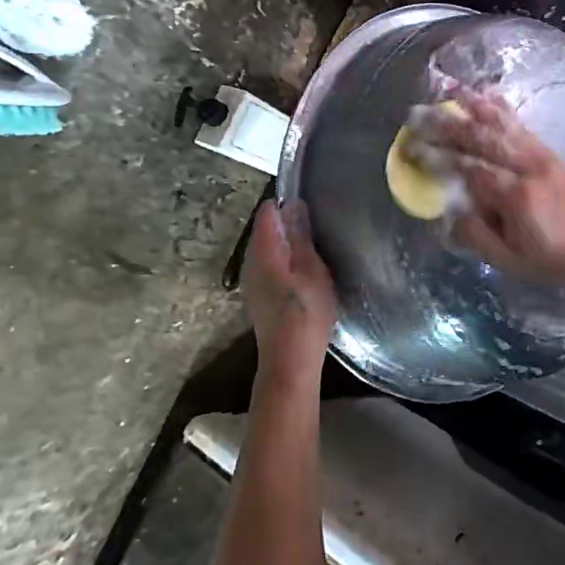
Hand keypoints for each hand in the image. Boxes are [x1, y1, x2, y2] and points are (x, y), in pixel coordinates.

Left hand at [243, 201, 337, 384]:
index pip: (267, 212)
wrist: (289, 361)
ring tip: (312, 246)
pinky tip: (299, 270)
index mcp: (262, 249)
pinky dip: (282, 260)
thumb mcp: (312, 268)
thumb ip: (300, 235)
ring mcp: (250, 280)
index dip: (285, 203)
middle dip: (285, 222)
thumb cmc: (305, 312)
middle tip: (315, 224)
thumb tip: (292, 204)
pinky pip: (267, 265)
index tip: (308, 203)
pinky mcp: (256, 295)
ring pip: (265, 248)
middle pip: (264, 229)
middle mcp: (250, 260)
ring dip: (285, 243)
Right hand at [423, 92, 564, 285]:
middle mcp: (526, 167)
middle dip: (446, 124)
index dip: (436, 155)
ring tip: (448, 87)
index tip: (411, 146)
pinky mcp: (547, 152)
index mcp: (515, 195)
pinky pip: (520, 124)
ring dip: (472, 104)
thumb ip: (475, 234)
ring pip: (500, 123)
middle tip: (418, 113)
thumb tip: (447, 210)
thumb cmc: (552, 259)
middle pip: (480, 138)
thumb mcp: (509, 260)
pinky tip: (486, 93)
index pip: (467, 168)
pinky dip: (501, 107)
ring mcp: (539, 155)